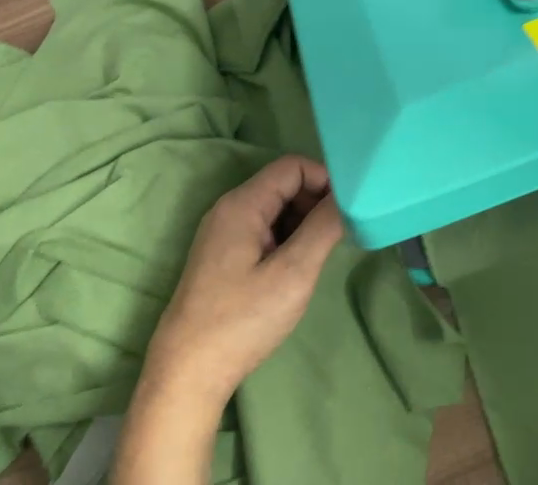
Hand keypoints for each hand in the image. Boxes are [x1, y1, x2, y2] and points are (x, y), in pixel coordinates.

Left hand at [141, 155, 343, 403]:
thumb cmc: (242, 320)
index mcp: (242, 204)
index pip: (292, 166)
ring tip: (321, 255)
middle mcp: (229, 210)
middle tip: (340, 235)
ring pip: (274, 209)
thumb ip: (322, 228)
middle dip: (315, 202)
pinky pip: (263, 231)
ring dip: (302, 223)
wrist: (188, 372)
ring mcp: (223, 234)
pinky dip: (286, 239)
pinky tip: (297, 269)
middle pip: (282, 185)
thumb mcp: (293, 274)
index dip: (324, 180)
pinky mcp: (223, 257)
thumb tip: (347, 197)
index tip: (349, 209)